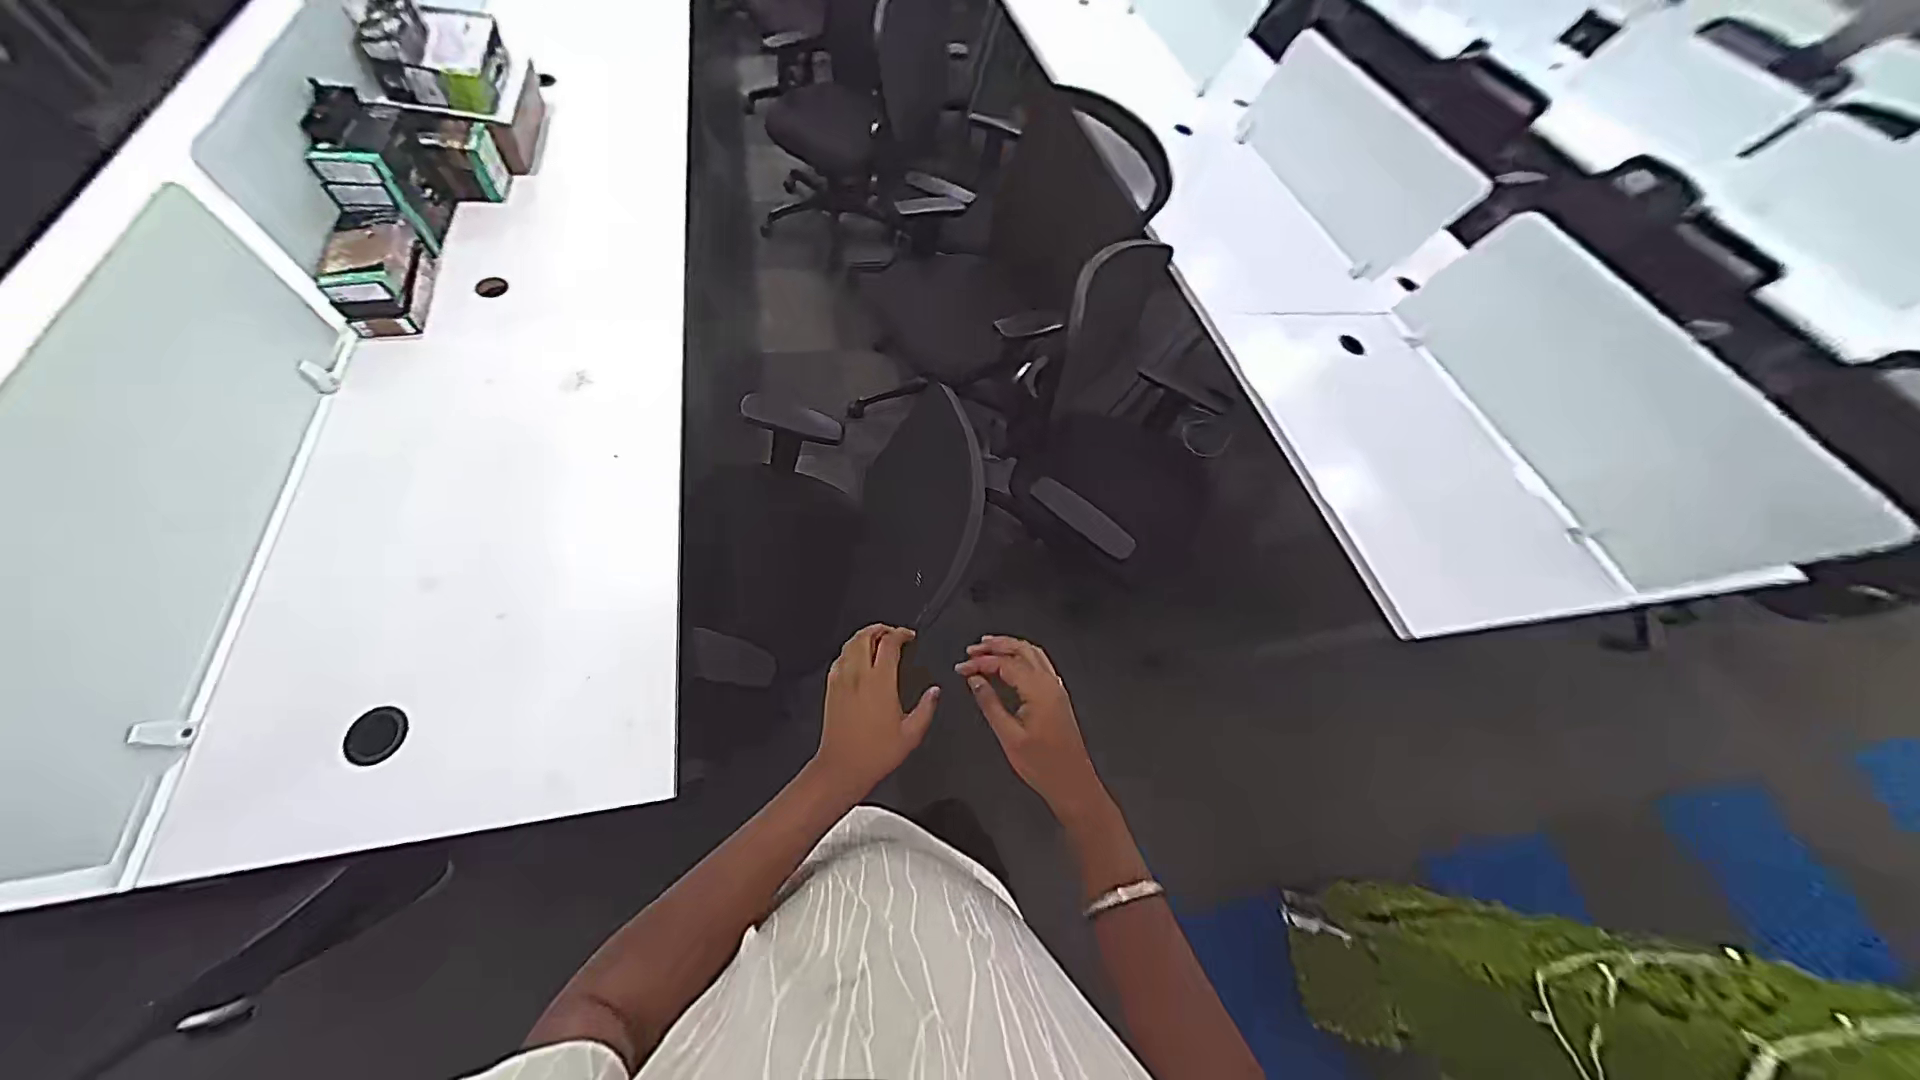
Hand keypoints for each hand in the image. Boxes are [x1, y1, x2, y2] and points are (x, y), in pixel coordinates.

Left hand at [813, 625, 938, 797]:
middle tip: (892, 631)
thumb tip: (934, 692)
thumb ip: (926, 708)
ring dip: (864, 636)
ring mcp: (842, 680)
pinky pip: (838, 659)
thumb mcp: (911, 734)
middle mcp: (859, 676)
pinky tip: (857, 658)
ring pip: (849, 644)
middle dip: (880, 628)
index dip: (901, 633)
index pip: (890, 643)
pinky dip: (849, 651)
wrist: (841, 767)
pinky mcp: (830, 689)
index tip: (909, 636)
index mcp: (881, 682)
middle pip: (865, 636)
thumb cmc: (875, 754)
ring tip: (876, 639)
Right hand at [957, 636, 1111, 824]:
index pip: (1005, 663)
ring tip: (987, 648)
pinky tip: (1010, 662)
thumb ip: (990, 703)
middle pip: (1022, 650)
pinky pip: (1040, 664)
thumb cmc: (1041, 765)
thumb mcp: (1009, 736)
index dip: (980, 662)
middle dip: (995, 645)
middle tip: (972, 649)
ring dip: (1009, 647)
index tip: (960, 668)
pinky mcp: (1058, 696)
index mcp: (1038, 690)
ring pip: (1033, 654)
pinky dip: (1022, 656)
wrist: (1073, 783)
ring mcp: (1056, 688)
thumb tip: (974, 680)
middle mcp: (1050, 682)